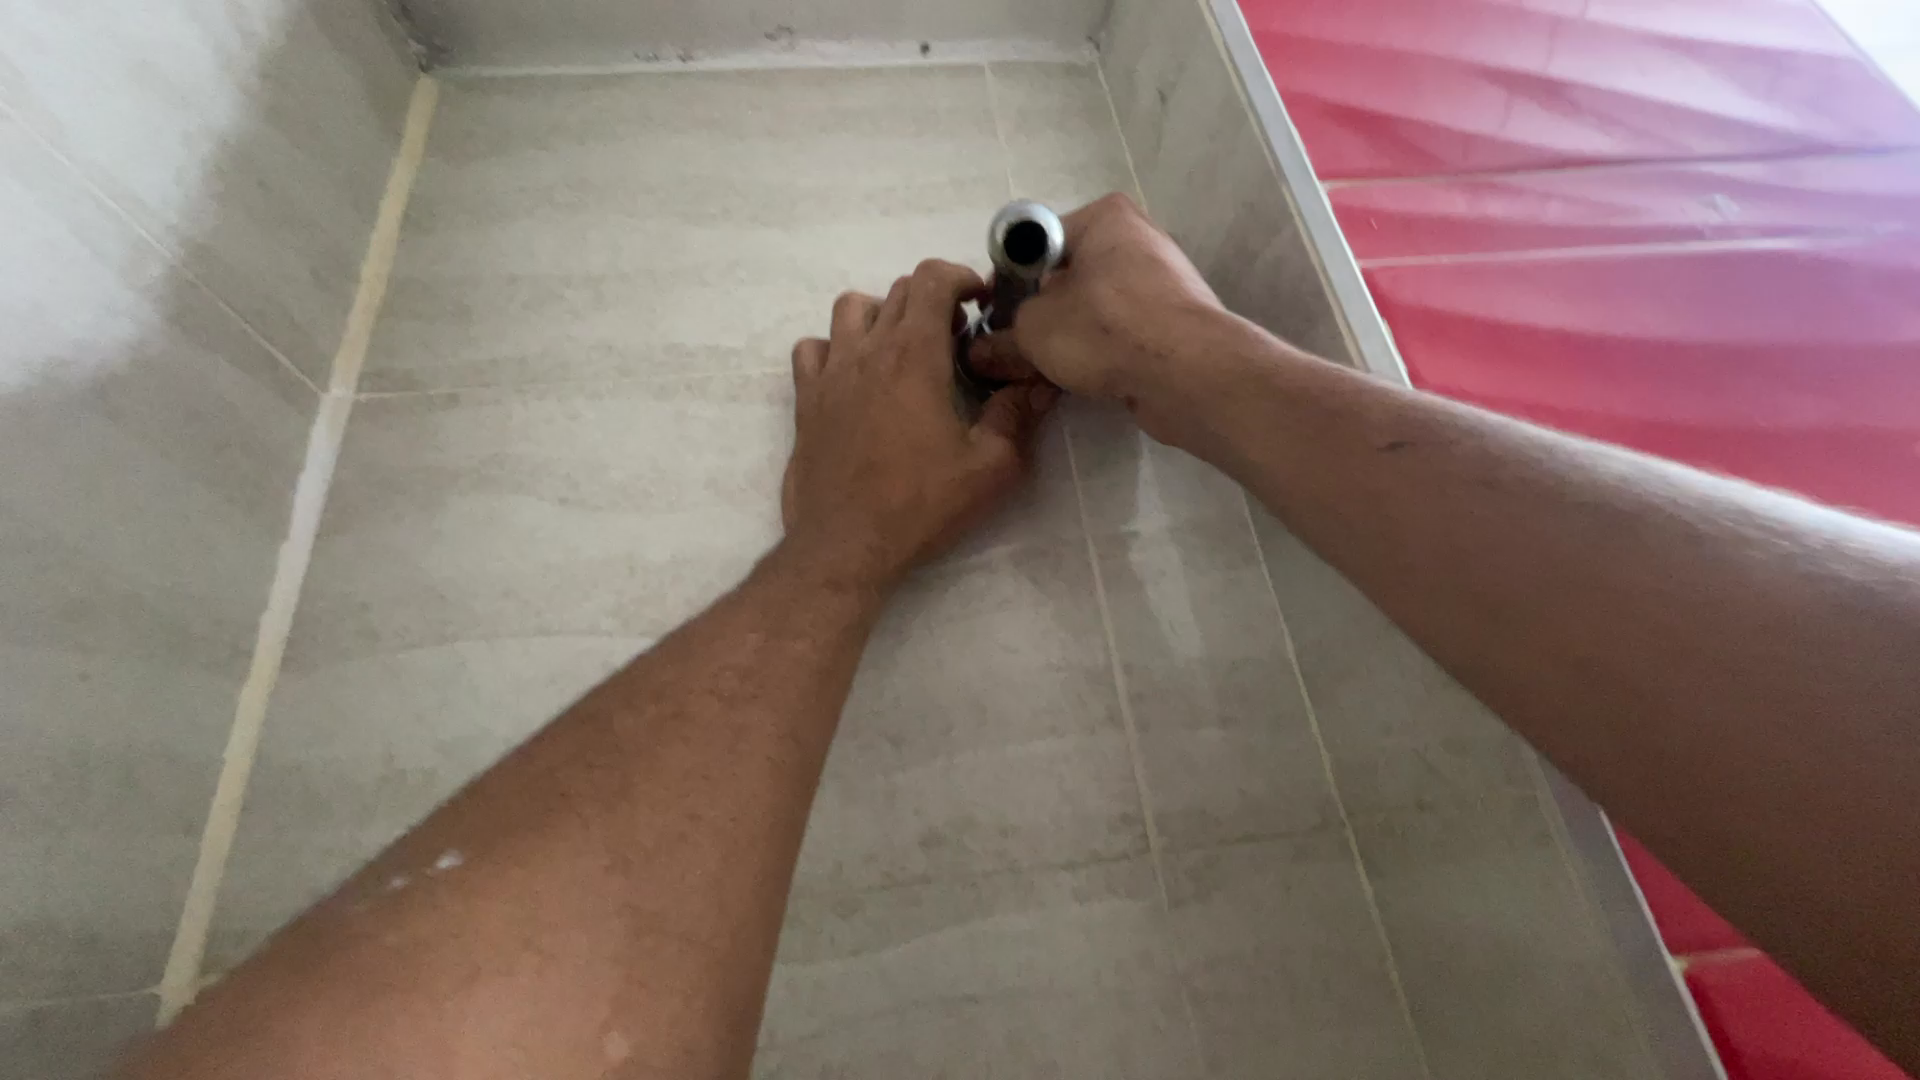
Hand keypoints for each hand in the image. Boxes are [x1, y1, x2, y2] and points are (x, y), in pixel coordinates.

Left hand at [781, 259, 1057, 589]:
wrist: (846, 545)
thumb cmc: (921, 506)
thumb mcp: (989, 468)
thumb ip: (1018, 417)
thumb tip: (1042, 382)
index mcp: (914, 355)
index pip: (931, 278)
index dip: (961, 278)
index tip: (981, 305)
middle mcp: (867, 350)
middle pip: (897, 291)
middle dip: (932, 301)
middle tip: (955, 341)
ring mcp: (830, 374)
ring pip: (851, 310)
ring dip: (882, 316)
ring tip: (902, 352)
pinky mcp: (805, 401)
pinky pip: (813, 349)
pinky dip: (835, 349)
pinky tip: (854, 379)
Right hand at [968, 194, 1226, 403]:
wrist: (1187, 374)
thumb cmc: (1104, 330)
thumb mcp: (1033, 331)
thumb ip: (1001, 338)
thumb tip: (979, 353)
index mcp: (1103, 218)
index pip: (1036, 243)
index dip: (1009, 281)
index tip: (995, 317)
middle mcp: (1134, 240)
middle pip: (1064, 279)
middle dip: (1037, 316)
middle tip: (1013, 350)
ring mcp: (1158, 284)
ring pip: (1090, 311)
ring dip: (1064, 340)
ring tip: (1042, 371)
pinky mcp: (1169, 325)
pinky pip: (1117, 335)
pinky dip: (1097, 354)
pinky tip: (1080, 380)